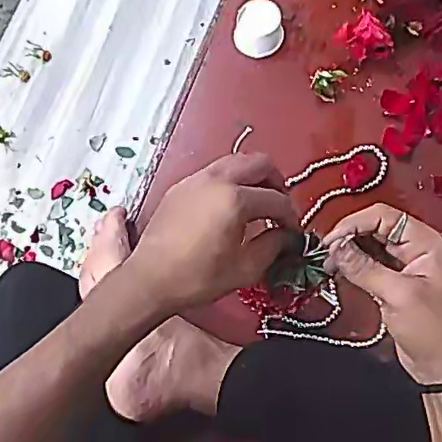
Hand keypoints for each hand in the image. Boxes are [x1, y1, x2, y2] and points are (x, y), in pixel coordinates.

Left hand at [122, 153, 301, 314]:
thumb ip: (274, 246)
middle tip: (278, 209)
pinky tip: (229, 208)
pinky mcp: (181, 187)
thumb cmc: (198, 278)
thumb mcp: (245, 268)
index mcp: (235, 199)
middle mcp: (216, 180)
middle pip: (260, 163)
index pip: (277, 199)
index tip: (293, 233)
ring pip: (236, 162)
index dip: (291, 217)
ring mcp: (196, 180)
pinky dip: (230, 182)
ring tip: (256, 205)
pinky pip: (215, 172)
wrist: (149, 280)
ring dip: (253, 178)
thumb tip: (288, 236)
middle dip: (276, 183)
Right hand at [322, 204, 441, 385]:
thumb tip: (336, 247)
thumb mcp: (399, 296)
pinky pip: (370, 266)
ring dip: (348, 253)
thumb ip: (365, 268)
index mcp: (426, 243)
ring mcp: (405, 268)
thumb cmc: (436, 332)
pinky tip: (338, 272)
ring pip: (370, 247)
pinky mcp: (395, 285)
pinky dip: (353, 267)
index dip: (355, 224)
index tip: (331, 240)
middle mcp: (416, 250)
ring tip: (328, 264)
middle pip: (375, 229)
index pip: (384, 217)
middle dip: (348, 237)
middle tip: (325, 254)